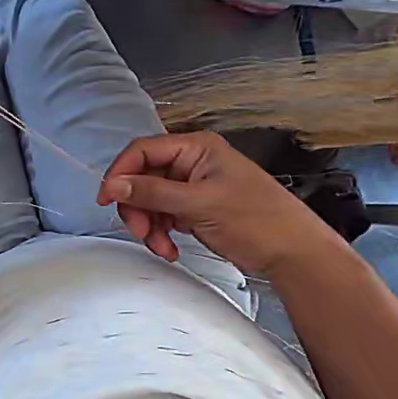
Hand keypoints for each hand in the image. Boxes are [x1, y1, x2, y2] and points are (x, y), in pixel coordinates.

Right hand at [96, 131, 344, 274]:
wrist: (290, 250)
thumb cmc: (258, 218)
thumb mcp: (199, 203)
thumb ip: (153, 192)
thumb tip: (115, 184)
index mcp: (195, 148)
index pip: (143, 151)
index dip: (120, 172)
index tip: (107, 197)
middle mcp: (192, 163)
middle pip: (143, 178)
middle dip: (137, 206)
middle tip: (141, 230)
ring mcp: (192, 188)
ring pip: (150, 201)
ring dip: (149, 225)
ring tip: (161, 245)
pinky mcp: (194, 210)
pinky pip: (163, 217)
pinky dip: (160, 233)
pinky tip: (170, 248)